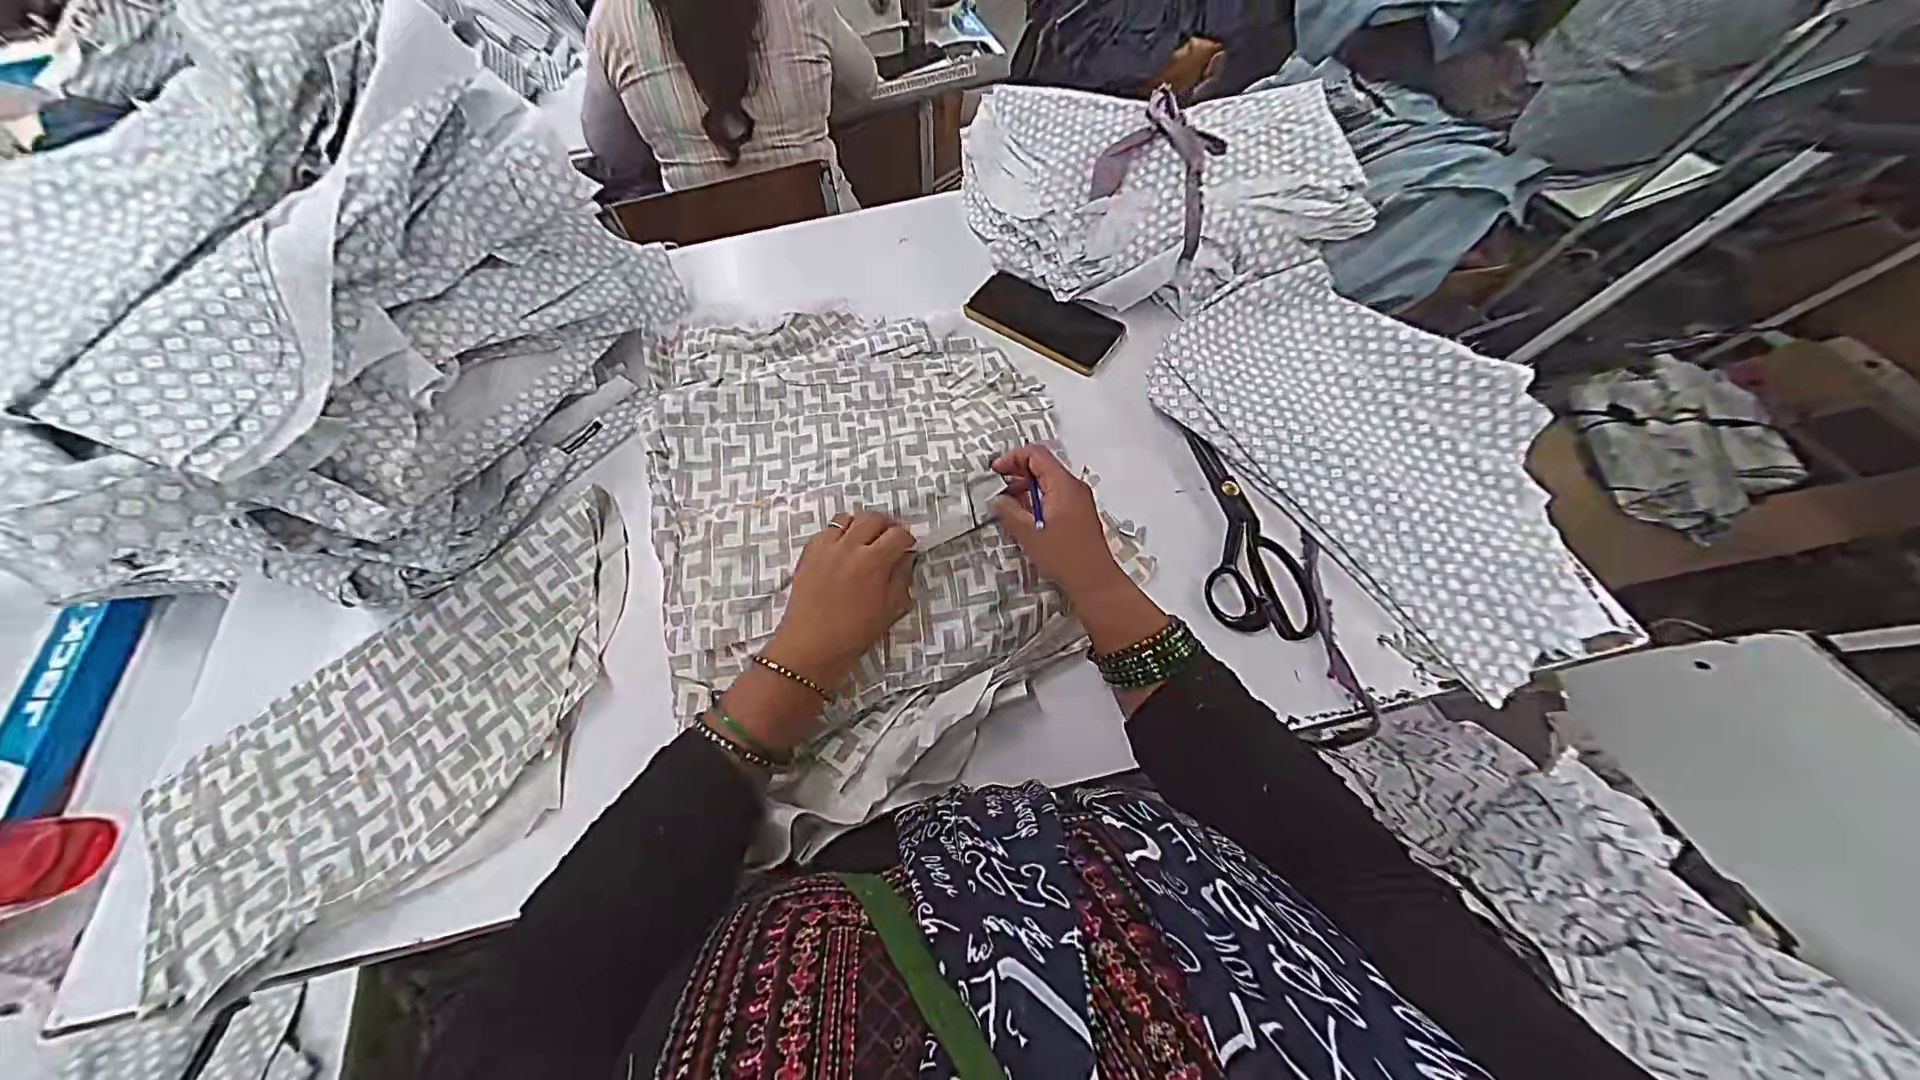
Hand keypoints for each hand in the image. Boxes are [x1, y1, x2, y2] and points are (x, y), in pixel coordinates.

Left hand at [763, 510, 915, 689]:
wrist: (812, 646)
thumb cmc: (853, 633)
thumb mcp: (889, 609)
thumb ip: (901, 578)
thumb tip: (906, 559)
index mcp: (874, 562)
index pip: (899, 535)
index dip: (908, 539)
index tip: (908, 547)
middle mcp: (850, 547)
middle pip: (873, 518)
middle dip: (887, 525)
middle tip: (890, 538)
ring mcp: (826, 548)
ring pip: (847, 518)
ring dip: (861, 524)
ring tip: (865, 539)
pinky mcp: (809, 554)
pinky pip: (825, 531)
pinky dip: (837, 533)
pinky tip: (842, 549)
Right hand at [991, 444, 1169, 660]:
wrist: (1094, 579)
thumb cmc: (1065, 556)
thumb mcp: (1029, 533)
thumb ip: (1009, 511)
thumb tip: (997, 499)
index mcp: (1063, 485)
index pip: (1036, 455)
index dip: (1012, 458)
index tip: (996, 471)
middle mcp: (1073, 487)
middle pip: (1042, 465)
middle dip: (1017, 473)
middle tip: (998, 487)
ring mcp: (1078, 499)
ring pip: (1047, 481)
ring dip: (1026, 487)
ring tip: (1008, 505)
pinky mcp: (1078, 512)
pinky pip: (1054, 495)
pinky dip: (1037, 498)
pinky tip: (1025, 516)